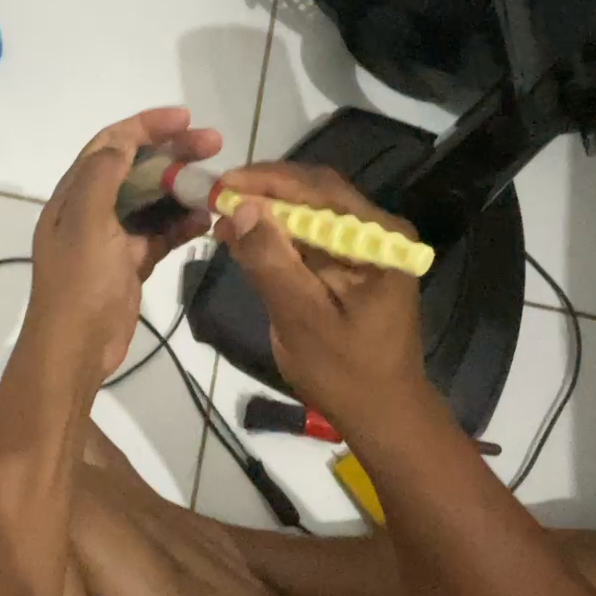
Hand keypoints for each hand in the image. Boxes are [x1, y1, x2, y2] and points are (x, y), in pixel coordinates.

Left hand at [25, 108, 218, 382]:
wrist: (76, 350)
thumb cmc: (80, 285)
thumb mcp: (86, 224)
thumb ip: (102, 177)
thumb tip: (121, 141)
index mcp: (73, 197)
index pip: (109, 145)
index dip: (145, 126)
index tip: (186, 118)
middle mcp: (91, 212)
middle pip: (135, 169)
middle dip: (173, 153)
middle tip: (215, 145)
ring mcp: (112, 240)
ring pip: (151, 202)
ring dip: (182, 189)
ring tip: (218, 184)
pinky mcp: (129, 264)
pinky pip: (159, 235)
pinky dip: (181, 225)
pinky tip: (207, 221)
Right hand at [213, 162, 428, 425]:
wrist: (381, 414)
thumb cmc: (345, 372)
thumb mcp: (302, 318)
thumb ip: (272, 261)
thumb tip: (240, 208)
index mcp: (380, 238)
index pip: (318, 189)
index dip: (266, 181)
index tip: (219, 185)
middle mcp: (378, 233)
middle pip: (315, 196)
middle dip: (262, 193)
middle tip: (214, 197)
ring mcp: (366, 250)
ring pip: (309, 216)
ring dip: (265, 214)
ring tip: (220, 216)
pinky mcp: (351, 268)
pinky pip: (310, 241)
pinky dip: (276, 238)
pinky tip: (243, 239)